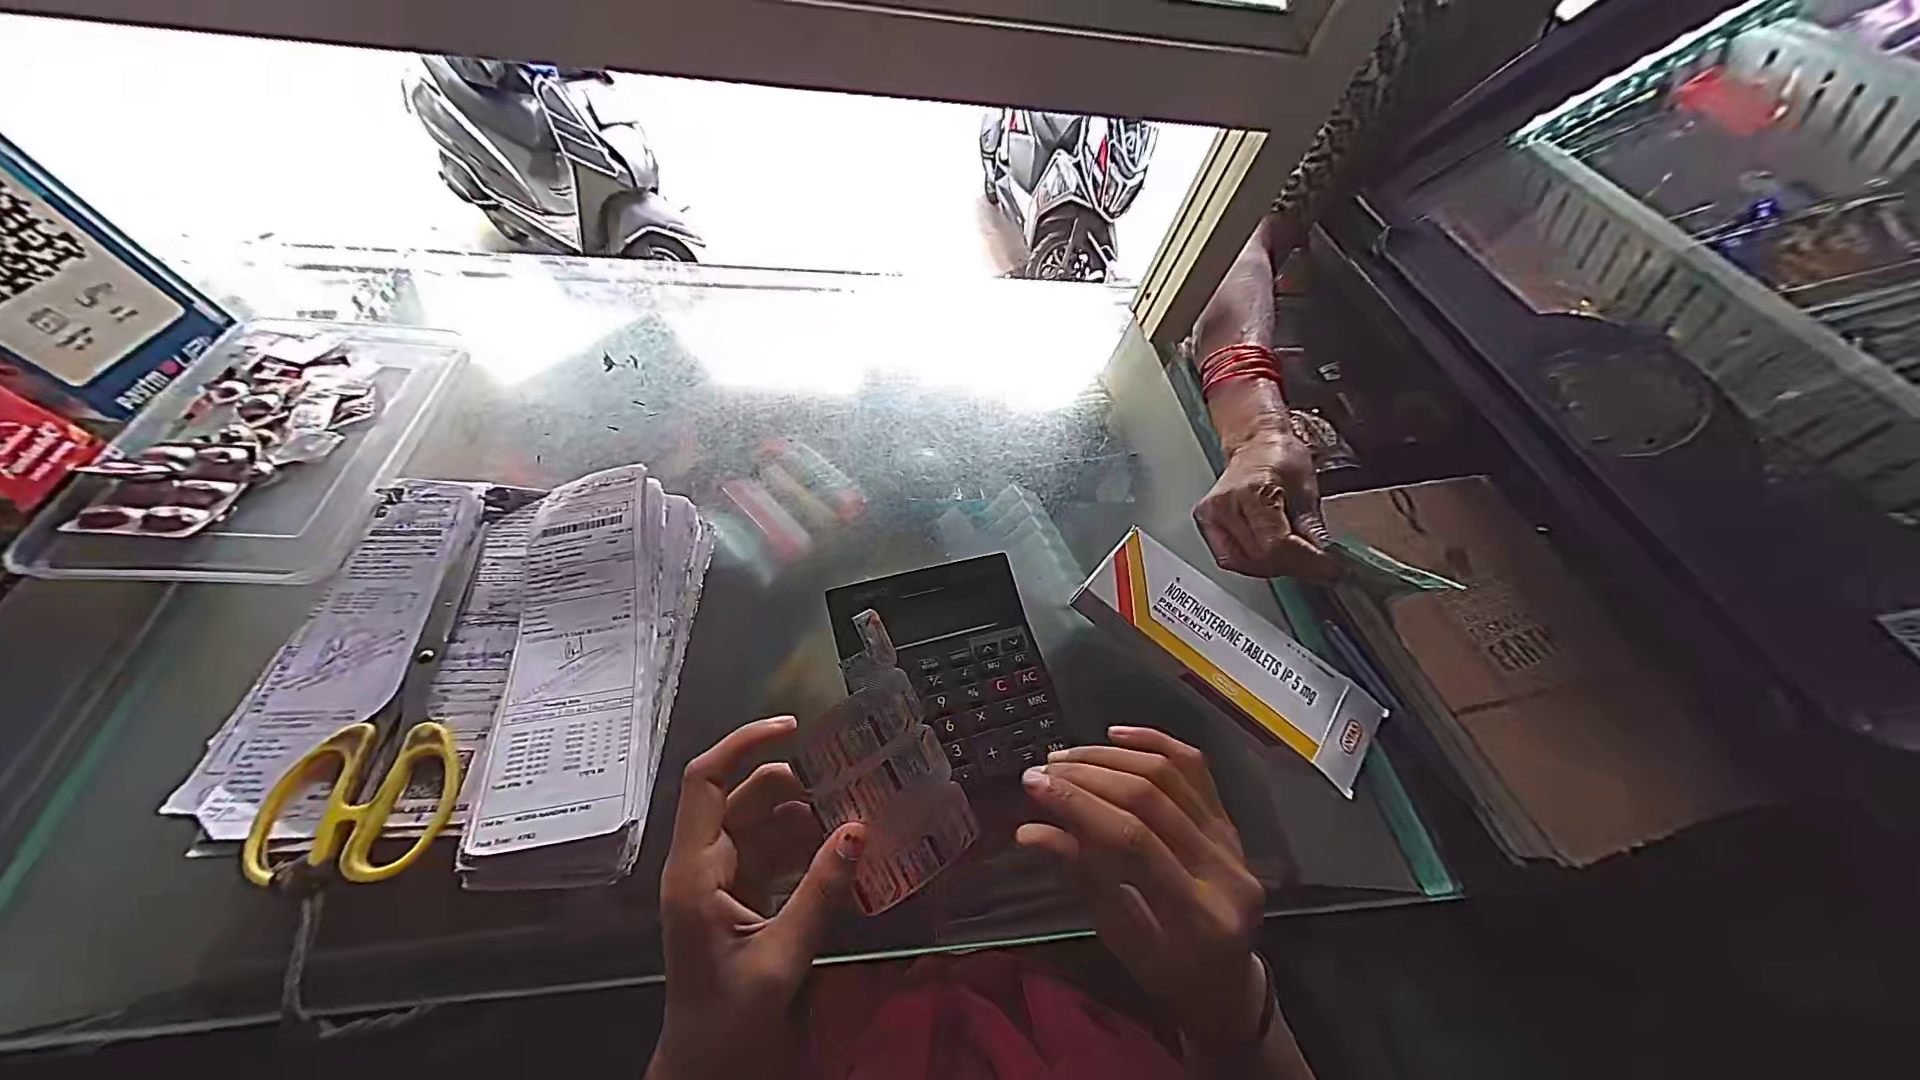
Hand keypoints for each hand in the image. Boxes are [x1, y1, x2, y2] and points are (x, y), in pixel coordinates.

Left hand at [649, 716, 864, 1079]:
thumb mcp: (778, 959)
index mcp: (696, 870)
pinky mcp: (747, 890)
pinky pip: (781, 848)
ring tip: (857, 815)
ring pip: (771, 820)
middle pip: (749, 796)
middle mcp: (707, 861)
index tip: (794, 727)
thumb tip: (857, 829)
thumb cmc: (727, 1025)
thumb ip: (820, 892)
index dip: (744, 743)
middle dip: (800, 786)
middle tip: (852, 783)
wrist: (710, 1074)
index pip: (706, 780)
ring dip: (813, 816)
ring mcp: (727, 875)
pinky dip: (812, 843)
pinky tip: (845, 850)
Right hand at [1016, 726, 1269, 1054]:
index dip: (1078, 804)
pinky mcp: (1230, 820)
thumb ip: (1081, 874)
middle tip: (1044, 769)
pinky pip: (1194, 766)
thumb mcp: (1118, 936)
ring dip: (1109, 757)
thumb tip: (1030, 830)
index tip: (1035, 784)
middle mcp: (1224, 871)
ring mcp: (1233, 841)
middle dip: (1087, 776)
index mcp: (1197, 916)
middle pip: (1149, 799)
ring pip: (1168, 774)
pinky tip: (1116, 735)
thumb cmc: (1167, 971)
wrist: (1224, 981)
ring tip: (1067, 757)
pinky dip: (1153, 741)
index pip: (1132, 840)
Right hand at [1194, 431, 1337, 581]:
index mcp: (1251, 492)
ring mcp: (1211, 516)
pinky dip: (1252, 563)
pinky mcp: (1207, 524)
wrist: (1255, 444)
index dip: (1305, 561)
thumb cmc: (1279, 457)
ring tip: (1295, 560)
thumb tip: (1323, 560)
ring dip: (1272, 568)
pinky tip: (1270, 556)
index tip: (1329, 569)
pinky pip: (1229, 557)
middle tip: (1317, 567)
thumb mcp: (1306, 491)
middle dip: (1292, 567)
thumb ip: (1311, 530)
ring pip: (1242, 563)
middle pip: (1258, 558)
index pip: (1276, 545)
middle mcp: (1224, 505)